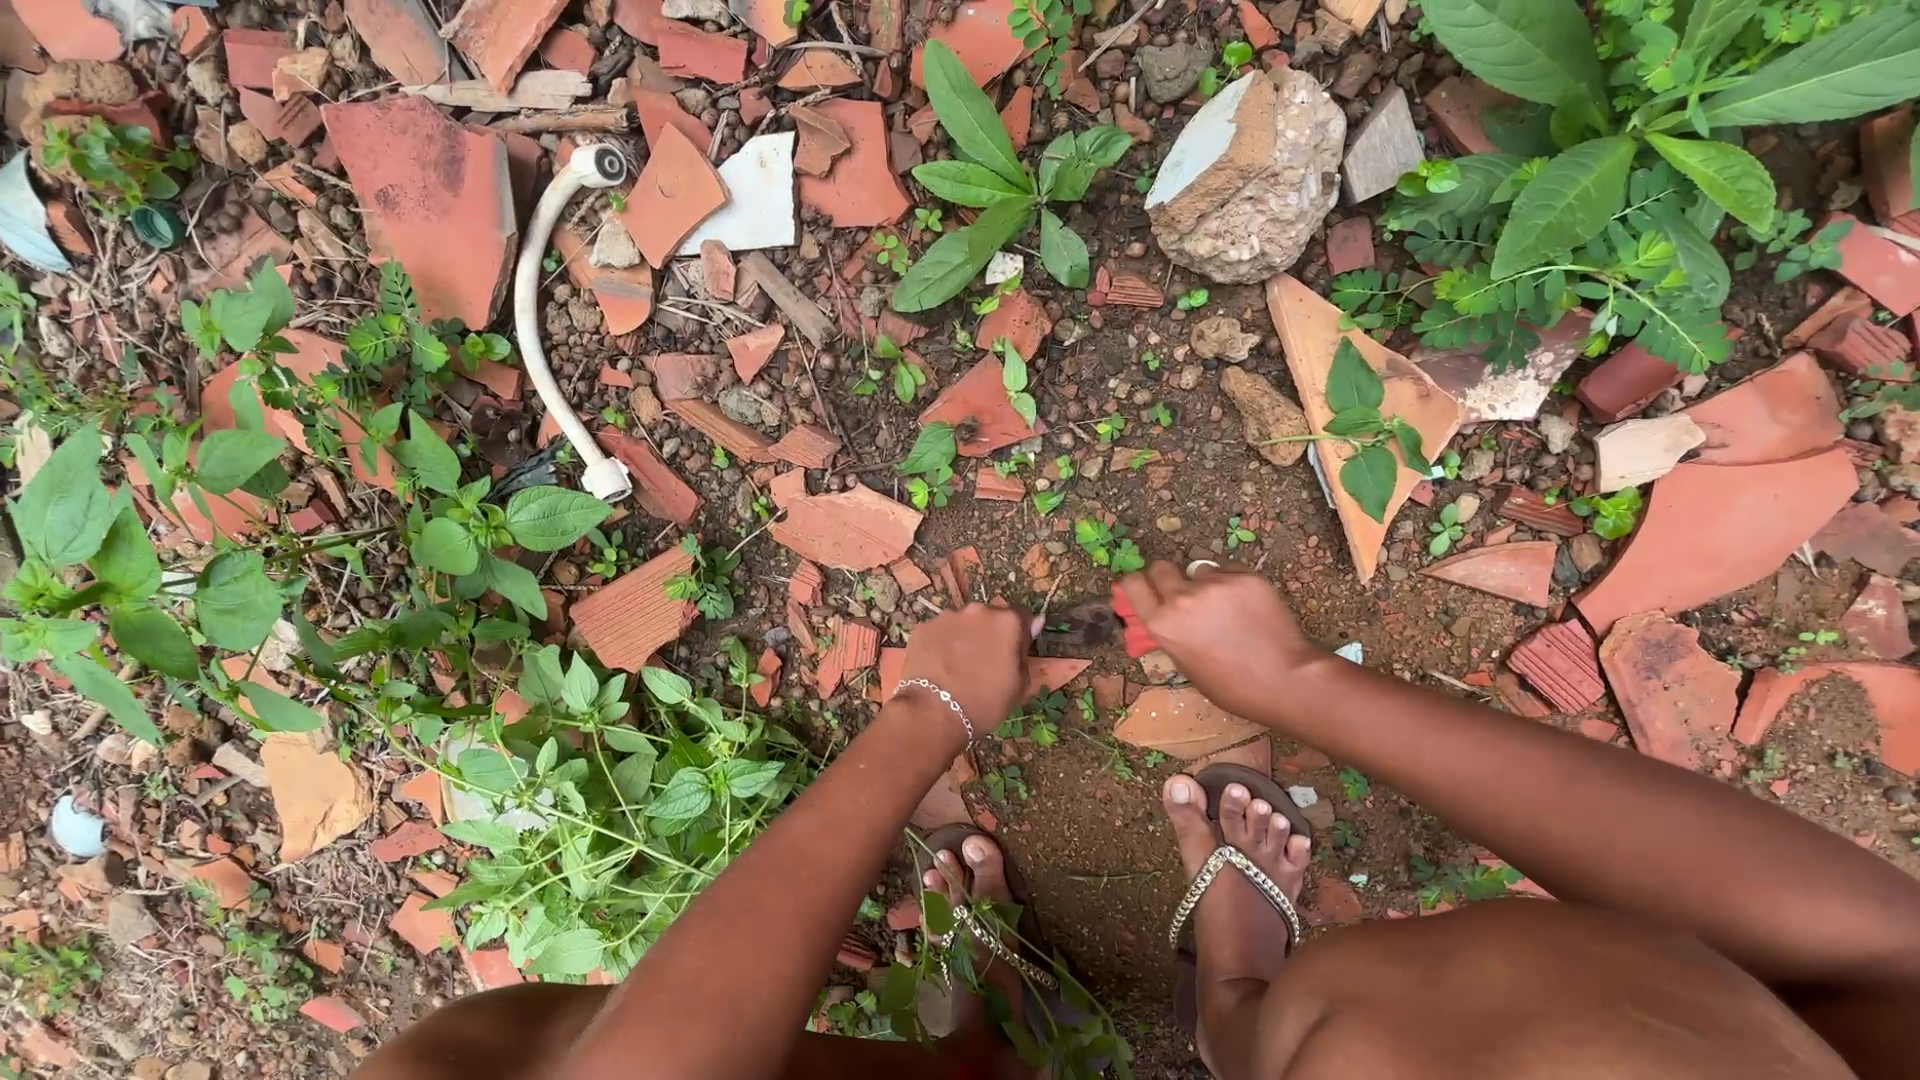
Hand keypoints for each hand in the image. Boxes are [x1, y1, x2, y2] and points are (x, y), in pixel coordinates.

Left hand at [893, 603, 1032, 749]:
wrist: (933, 712)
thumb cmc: (984, 702)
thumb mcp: (1019, 685)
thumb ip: (1026, 650)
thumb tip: (1034, 624)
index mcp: (1007, 622)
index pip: (1022, 617)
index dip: (1020, 635)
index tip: (1013, 654)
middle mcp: (978, 611)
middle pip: (991, 616)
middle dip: (991, 633)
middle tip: (985, 662)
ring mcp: (948, 616)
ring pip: (963, 623)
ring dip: (965, 637)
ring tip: (958, 666)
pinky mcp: (923, 627)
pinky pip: (940, 631)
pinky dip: (942, 643)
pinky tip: (939, 666)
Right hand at [1119, 561, 1321, 719]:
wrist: (1285, 679)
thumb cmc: (1232, 685)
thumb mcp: (1186, 666)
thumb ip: (1170, 634)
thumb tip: (1164, 617)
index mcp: (1163, 624)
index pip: (1133, 583)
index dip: (1139, 584)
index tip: (1148, 589)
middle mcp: (1182, 598)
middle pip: (1161, 567)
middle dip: (1168, 577)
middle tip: (1184, 593)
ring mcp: (1215, 583)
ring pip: (1199, 570)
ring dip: (1205, 583)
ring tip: (1225, 607)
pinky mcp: (1245, 576)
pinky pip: (1228, 571)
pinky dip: (1232, 583)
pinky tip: (1246, 605)